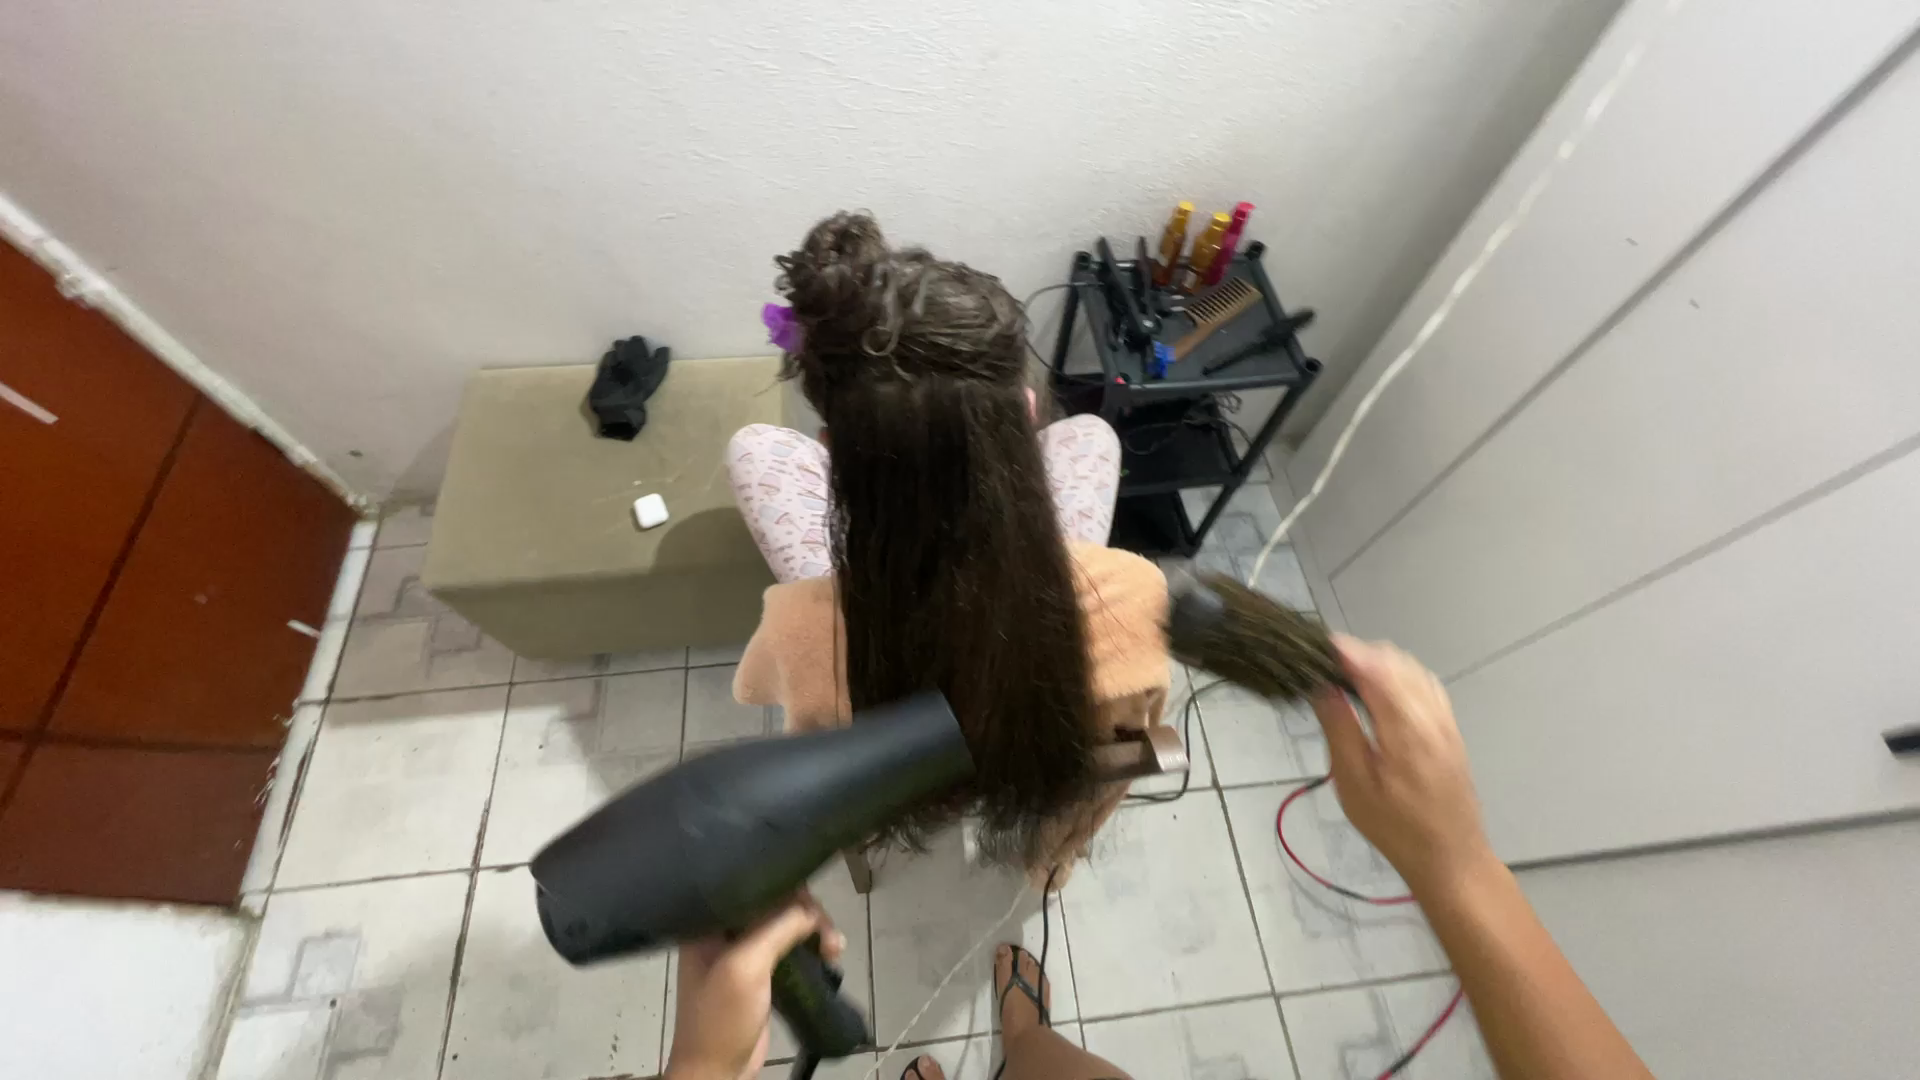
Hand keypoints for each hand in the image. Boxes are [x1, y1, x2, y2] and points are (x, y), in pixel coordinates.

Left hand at [665, 893, 845, 1079]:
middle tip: (827, 932)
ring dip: (815, 931)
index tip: (810, 902)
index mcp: (710, 921)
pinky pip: (791, 946)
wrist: (716, 1076)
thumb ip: (777, 928)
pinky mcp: (761, 972)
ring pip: (787, 924)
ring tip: (835, 948)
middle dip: (806, 914)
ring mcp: (744, 951)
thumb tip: (812, 910)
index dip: (786, 887)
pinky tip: (831, 953)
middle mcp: (726, 930)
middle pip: (775, 903)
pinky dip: (812, 946)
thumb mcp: (745, 966)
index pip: (753, 886)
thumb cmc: (721, 1019)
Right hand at [1311, 635, 1496, 896]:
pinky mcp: (1449, 730)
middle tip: (1323, 663)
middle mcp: (1432, 719)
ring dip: (1380, 661)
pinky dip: (1399, 674)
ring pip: (1414, 670)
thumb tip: (1322, 687)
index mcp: (1407, 731)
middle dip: (1360, 653)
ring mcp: (1445, 723)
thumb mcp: (1354, 783)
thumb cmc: (1394, 826)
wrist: (1451, 859)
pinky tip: (1378, 685)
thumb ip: (1340, 729)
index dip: (1348, 652)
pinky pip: (1426, 685)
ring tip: (1345, 671)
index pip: (1379, 672)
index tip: (1317, 646)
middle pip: (1398, 663)